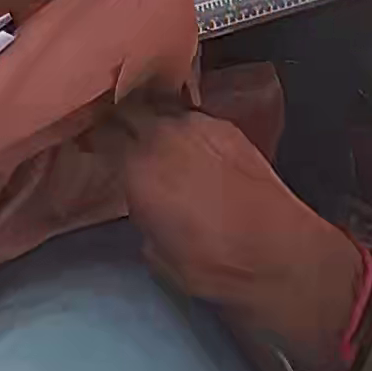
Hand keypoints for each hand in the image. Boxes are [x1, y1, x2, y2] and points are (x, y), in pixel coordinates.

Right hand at [107, 100, 368, 370]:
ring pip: (159, 104)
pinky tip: (187, 140)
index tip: (91, 142)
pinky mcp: (224, 124)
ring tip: (151, 130)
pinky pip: (190, 114)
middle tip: (116, 129)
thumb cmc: (210, 266)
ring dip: (150, 114)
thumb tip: (138, 192)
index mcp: (137, 166)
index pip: (102, 132)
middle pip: (127, 106)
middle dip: (119, 115)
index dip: (94, 136)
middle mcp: (162, 134)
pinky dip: (181, 123)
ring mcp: (195, 123)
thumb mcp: (154, 248)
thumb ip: (138, 206)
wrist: (279, 256)